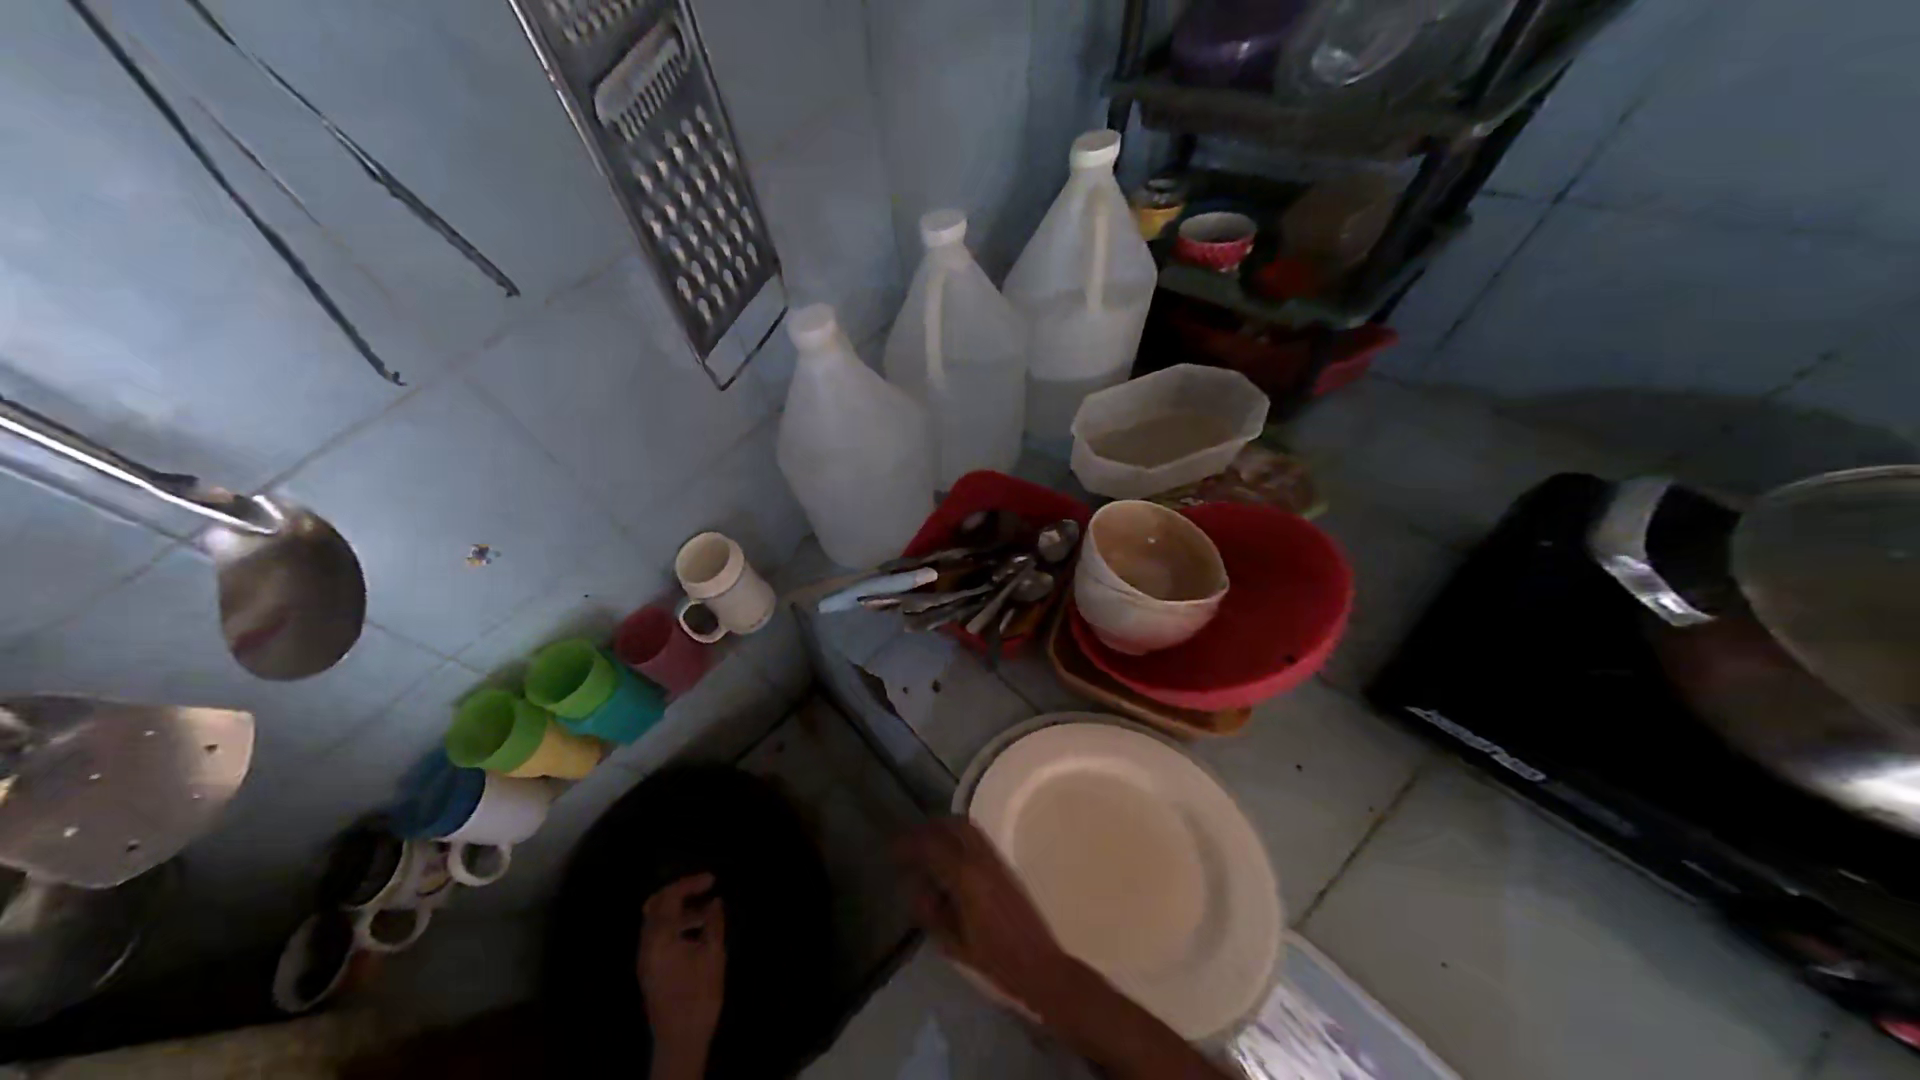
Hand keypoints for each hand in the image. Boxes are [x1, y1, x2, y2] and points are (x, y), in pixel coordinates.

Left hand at [637, 873, 725, 1079]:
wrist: (681, 1040)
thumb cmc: (699, 996)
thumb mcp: (714, 955)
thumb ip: (713, 924)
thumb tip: (716, 901)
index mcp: (659, 940)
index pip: (670, 898)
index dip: (691, 883)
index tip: (713, 879)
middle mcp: (646, 945)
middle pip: (656, 905)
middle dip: (680, 891)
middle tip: (704, 887)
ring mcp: (645, 958)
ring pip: (656, 920)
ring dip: (679, 908)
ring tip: (707, 909)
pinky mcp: (650, 968)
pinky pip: (658, 934)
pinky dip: (675, 923)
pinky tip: (697, 929)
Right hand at [900, 819, 1233, 1079]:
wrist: (1039, 965)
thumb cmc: (994, 960)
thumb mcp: (953, 943)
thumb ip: (931, 911)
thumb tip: (914, 885)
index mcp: (966, 878)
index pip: (931, 847)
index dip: (909, 844)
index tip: (892, 849)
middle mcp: (982, 860)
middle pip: (952, 826)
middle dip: (927, 827)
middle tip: (908, 840)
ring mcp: (996, 860)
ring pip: (967, 827)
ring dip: (944, 827)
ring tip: (926, 842)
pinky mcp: (1005, 865)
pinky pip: (978, 837)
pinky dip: (959, 834)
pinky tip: (950, 853)